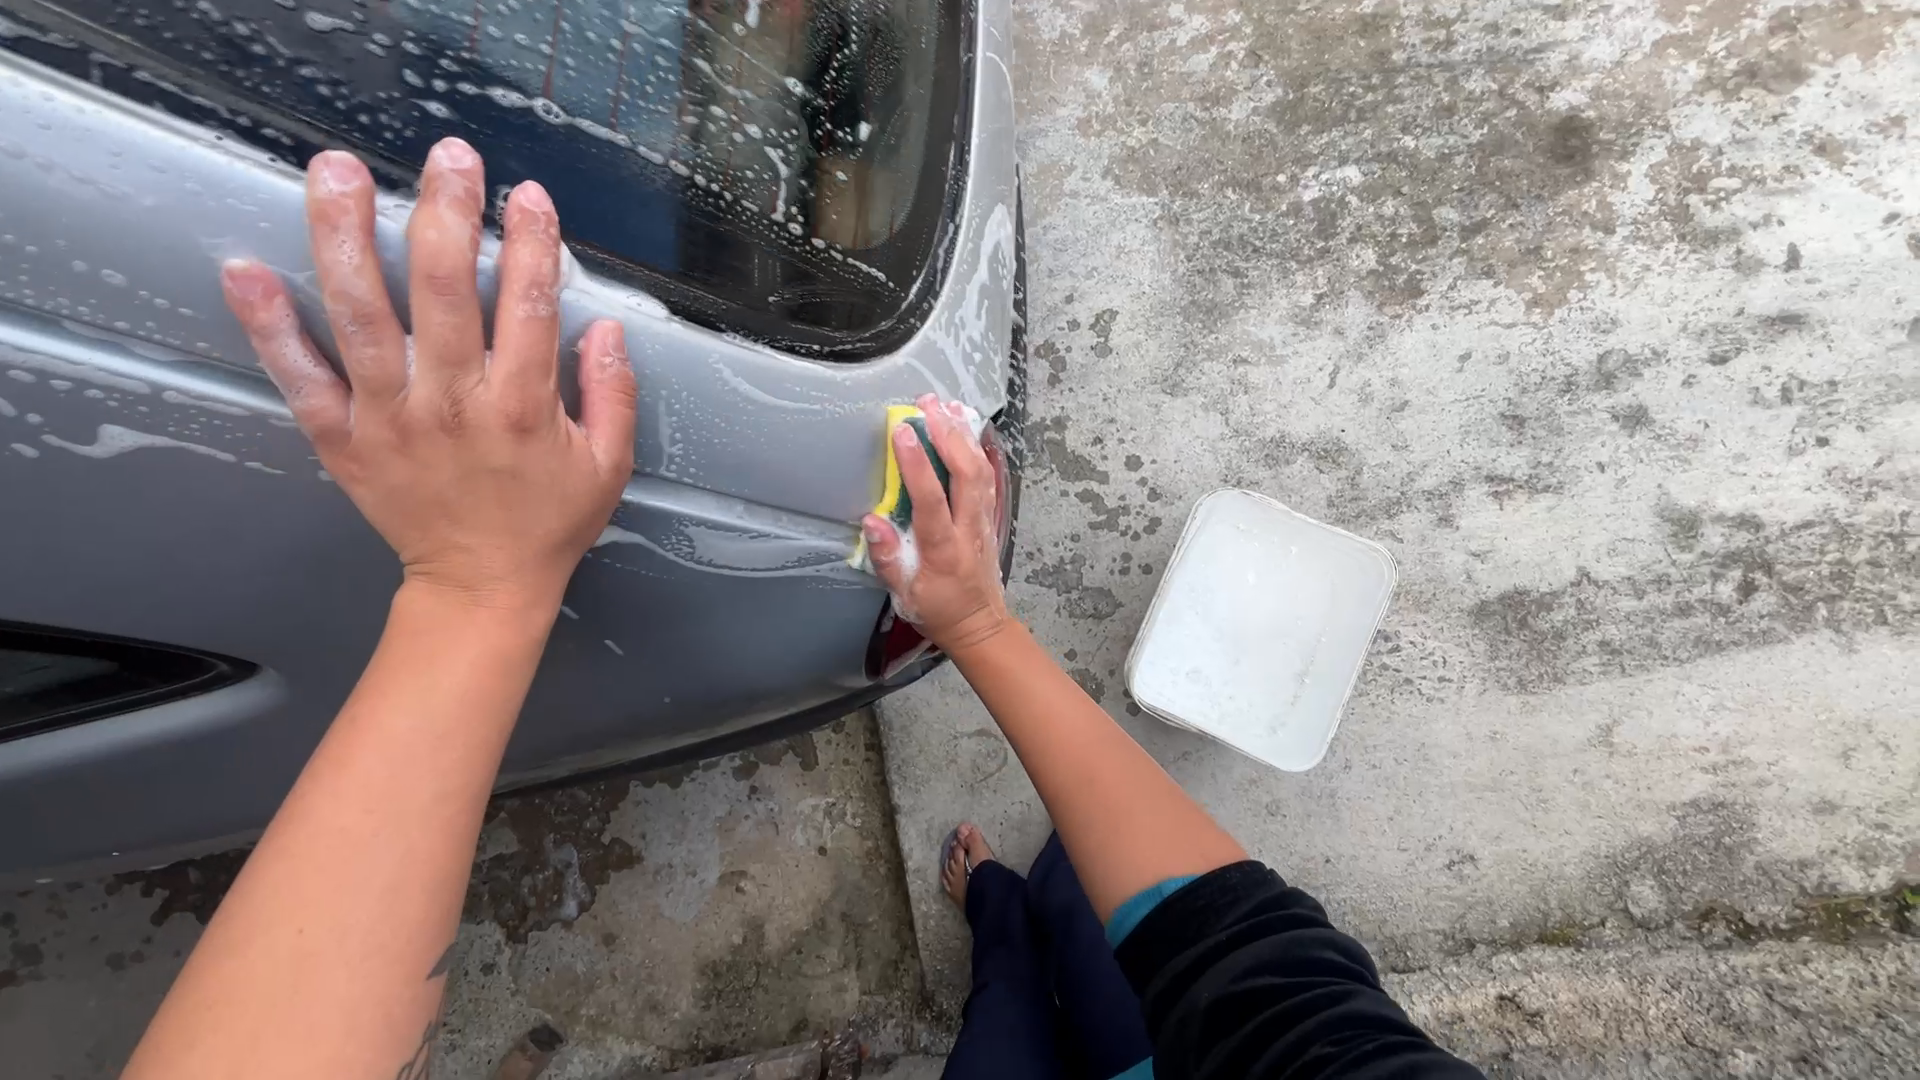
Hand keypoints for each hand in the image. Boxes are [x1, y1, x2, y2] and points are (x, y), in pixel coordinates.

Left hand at [219, 138, 636, 613]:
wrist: (483, 582)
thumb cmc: (552, 522)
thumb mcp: (609, 465)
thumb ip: (613, 395)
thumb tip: (606, 330)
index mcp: (525, 407)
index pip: (529, 304)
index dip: (532, 243)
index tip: (529, 197)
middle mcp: (455, 401)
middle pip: (442, 287)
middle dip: (447, 212)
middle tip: (449, 158)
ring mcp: (391, 415)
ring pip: (362, 312)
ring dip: (346, 235)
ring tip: (337, 171)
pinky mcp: (344, 436)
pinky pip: (301, 374)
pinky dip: (270, 324)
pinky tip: (248, 270)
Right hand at [862, 394, 1011, 655]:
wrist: (979, 625)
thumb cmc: (938, 610)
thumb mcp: (904, 595)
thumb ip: (887, 558)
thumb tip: (871, 521)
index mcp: (943, 550)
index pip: (931, 500)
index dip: (917, 464)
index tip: (902, 431)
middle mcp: (969, 529)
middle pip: (966, 473)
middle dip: (947, 433)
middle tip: (925, 403)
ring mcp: (984, 520)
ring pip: (981, 469)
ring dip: (963, 433)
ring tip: (944, 404)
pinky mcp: (989, 516)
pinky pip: (987, 475)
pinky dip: (976, 446)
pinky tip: (965, 425)